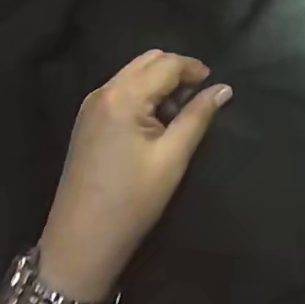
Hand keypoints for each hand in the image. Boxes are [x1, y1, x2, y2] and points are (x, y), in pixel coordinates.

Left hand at [37, 51, 231, 300]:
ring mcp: (91, 106)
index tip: (215, 86)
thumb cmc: (132, 200)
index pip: (167, 64)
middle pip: (148, 60)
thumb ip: (198, 116)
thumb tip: (224, 89)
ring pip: (134, 72)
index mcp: (123, 97)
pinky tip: (156, 121)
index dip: (195, 69)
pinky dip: (144, 93)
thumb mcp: (173, 157)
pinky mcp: (87, 121)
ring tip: (179, 112)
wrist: (80, 243)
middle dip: (177, 70)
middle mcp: (103, 92)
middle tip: (198, 98)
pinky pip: (122, 89)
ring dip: (161, 81)